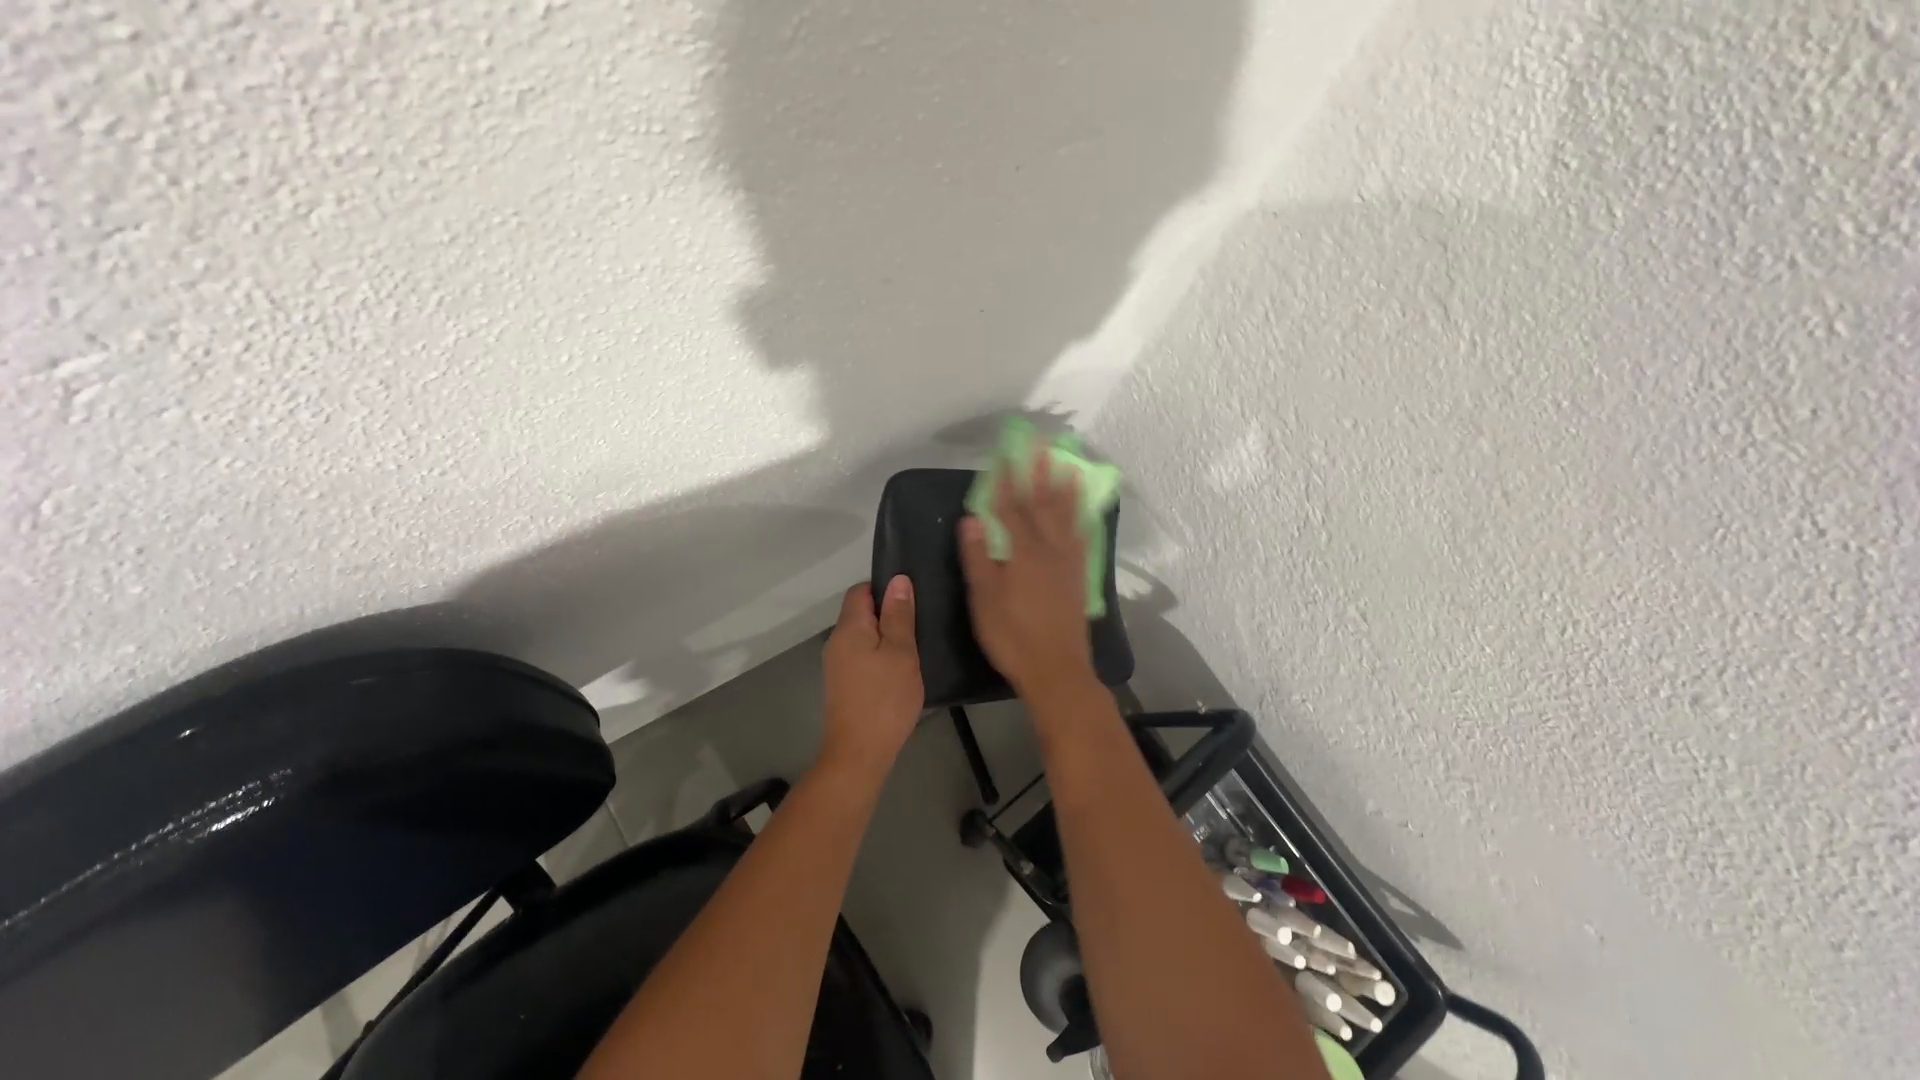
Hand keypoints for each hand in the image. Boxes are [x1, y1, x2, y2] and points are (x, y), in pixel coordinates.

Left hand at [819, 577, 923, 773]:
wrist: (859, 752)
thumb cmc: (885, 699)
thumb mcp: (901, 652)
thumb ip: (899, 615)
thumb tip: (897, 580)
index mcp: (849, 628)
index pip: (860, 591)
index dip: (885, 589)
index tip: (911, 602)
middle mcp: (837, 642)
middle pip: (860, 613)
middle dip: (888, 614)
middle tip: (920, 625)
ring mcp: (837, 665)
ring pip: (863, 637)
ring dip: (886, 638)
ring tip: (915, 648)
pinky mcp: (843, 685)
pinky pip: (862, 658)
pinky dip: (880, 658)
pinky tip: (900, 672)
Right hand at [958, 454, 1095, 698]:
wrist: (1056, 670)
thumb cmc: (1012, 636)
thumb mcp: (984, 599)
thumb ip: (978, 557)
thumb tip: (972, 519)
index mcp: (1023, 553)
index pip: (1011, 508)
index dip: (1006, 481)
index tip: (1004, 454)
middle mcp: (1050, 550)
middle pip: (1043, 504)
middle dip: (1040, 472)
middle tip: (1041, 444)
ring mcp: (1069, 563)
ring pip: (1067, 518)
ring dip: (1065, 489)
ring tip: (1068, 465)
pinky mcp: (1080, 578)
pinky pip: (1083, 539)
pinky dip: (1083, 521)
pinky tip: (1084, 514)